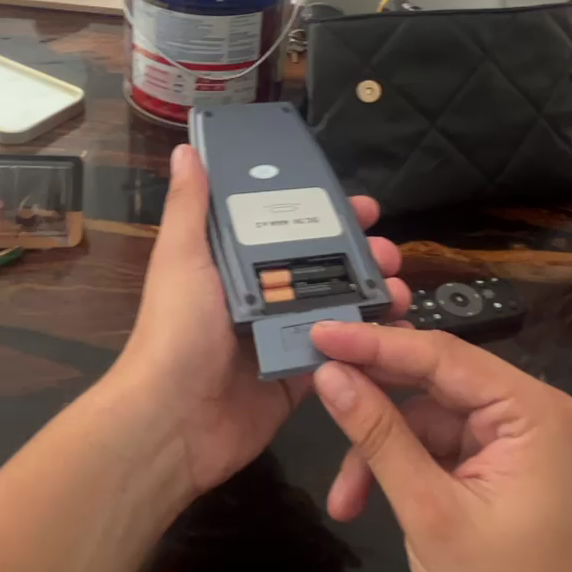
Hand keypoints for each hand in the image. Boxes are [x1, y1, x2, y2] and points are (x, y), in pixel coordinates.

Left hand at [106, 144, 410, 497]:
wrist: (172, 423)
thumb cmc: (177, 330)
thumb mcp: (181, 257)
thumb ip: (190, 206)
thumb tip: (186, 148)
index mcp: (235, 263)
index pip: (289, 226)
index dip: (327, 213)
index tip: (366, 207)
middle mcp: (261, 294)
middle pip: (322, 265)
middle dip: (362, 255)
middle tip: (390, 252)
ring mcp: (281, 336)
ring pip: (338, 307)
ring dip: (372, 295)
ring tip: (399, 290)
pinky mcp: (296, 377)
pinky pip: (339, 355)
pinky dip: (368, 344)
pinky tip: (397, 332)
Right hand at [310, 323, 571, 571]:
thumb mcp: (432, 514)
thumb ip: (379, 437)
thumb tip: (329, 374)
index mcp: (530, 408)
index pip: (442, 355)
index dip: (376, 341)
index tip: (321, 331)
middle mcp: (524, 410)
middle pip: (431, 381)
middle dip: (373, 401)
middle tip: (315, 386)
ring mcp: (508, 440)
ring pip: (423, 418)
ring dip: (377, 451)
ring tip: (343, 496)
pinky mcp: (492, 467)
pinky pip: (432, 448)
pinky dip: (395, 470)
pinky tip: (361, 500)